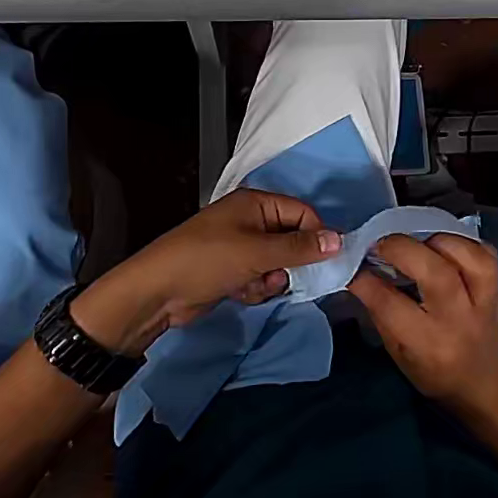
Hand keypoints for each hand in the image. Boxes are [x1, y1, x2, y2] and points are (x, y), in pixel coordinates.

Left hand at [71, 189, 342, 354]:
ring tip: (254, 285)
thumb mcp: (257, 252)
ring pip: (278, 263)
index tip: (327, 261)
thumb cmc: (208, 260)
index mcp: (256, 203)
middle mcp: (251, 220)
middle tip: (282, 276)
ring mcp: (240, 246)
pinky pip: (260, 277)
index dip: (316, 236)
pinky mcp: (232, 270)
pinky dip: (256, 287)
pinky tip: (240, 293)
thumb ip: (300, 247)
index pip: (302, 212)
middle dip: (290, 262)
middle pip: (291, 239)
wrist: (158, 292)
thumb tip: (339, 240)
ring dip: (272, 279)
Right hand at [348, 233, 497, 419]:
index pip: (390, 303)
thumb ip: (379, 309)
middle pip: (434, 272)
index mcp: (427, 342)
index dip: (365, 279)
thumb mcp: (396, 351)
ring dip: (433, 239)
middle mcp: (458, 319)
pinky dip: (461, 241)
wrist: (483, 383)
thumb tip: (360, 270)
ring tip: (415, 243)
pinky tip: (443, 245)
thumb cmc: (432, 370)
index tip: (353, 265)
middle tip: (380, 244)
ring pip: (464, 253)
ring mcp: (484, 300)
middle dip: (400, 248)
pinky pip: (484, 251)